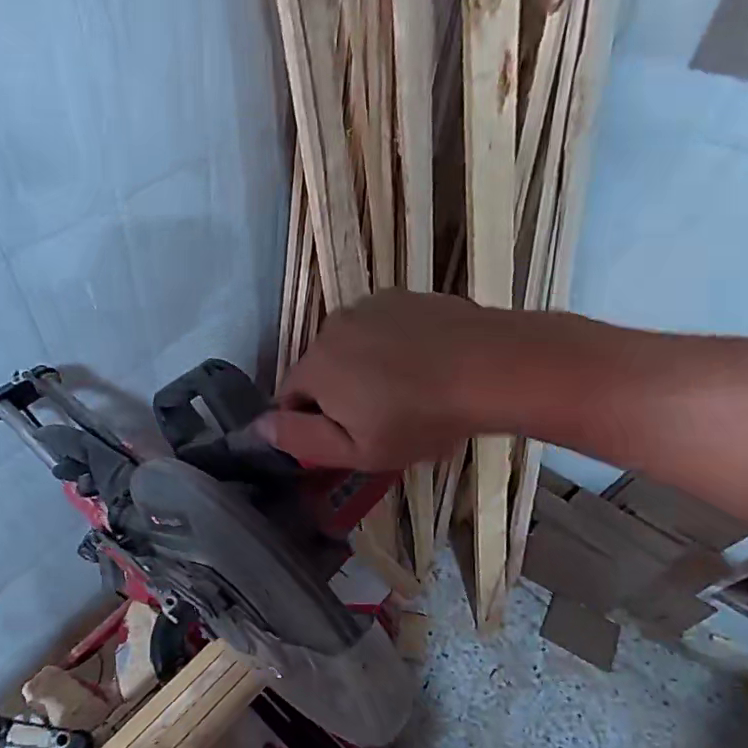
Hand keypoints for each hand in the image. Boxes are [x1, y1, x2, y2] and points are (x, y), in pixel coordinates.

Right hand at [258, 289, 531, 467]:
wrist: (491, 367)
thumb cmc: (418, 418)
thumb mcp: (356, 450)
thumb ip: (300, 440)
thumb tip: (257, 427)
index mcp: (314, 365)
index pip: (288, 400)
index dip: (311, 427)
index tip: (346, 442)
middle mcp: (332, 326)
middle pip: (320, 372)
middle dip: (339, 398)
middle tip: (381, 424)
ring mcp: (370, 305)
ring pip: (352, 349)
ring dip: (366, 372)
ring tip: (408, 395)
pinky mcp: (405, 297)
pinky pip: (382, 330)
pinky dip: (392, 350)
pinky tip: (424, 368)